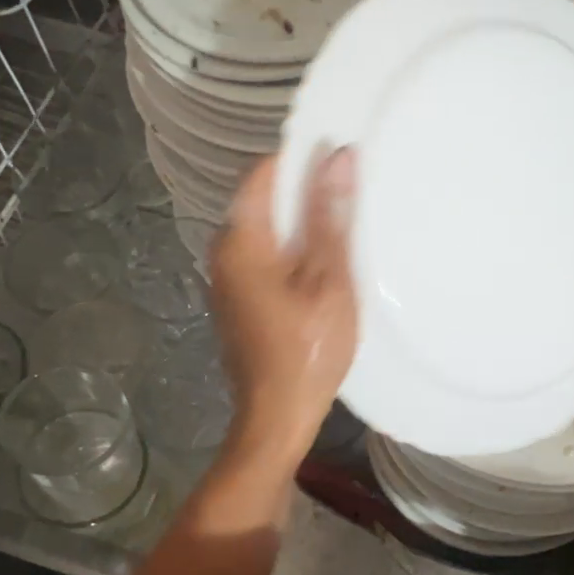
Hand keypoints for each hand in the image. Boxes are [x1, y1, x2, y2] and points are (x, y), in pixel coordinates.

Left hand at [210, 149, 357, 465]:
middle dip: (304, 195)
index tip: (341, 162)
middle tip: (351, 199)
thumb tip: (338, 157)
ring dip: (300, 226)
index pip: (263, 172)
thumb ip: (330, 218)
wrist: (276, 416)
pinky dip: (290, 254)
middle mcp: (222, 252)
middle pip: (262, 203)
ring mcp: (225, 280)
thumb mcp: (330, 281)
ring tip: (343, 232)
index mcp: (240, 240)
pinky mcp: (235, 302)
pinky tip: (322, 270)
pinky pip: (263, 259)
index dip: (301, 160)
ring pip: (265, 233)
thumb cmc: (308, 350)